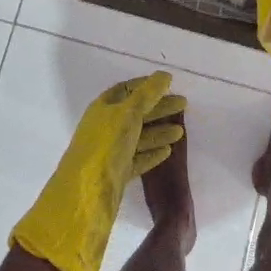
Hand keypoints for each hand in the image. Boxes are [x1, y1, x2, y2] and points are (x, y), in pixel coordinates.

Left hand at [10, 72, 186, 270]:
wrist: (86, 194)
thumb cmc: (106, 146)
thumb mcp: (128, 115)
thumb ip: (147, 95)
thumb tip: (165, 76)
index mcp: (104, 108)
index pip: (128, 90)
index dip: (148, 86)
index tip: (169, 85)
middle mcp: (106, 127)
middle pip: (136, 112)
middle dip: (159, 108)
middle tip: (184, 105)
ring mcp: (110, 151)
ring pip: (138, 136)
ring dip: (159, 132)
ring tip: (180, 132)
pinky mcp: (116, 173)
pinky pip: (137, 158)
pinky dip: (152, 153)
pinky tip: (167, 153)